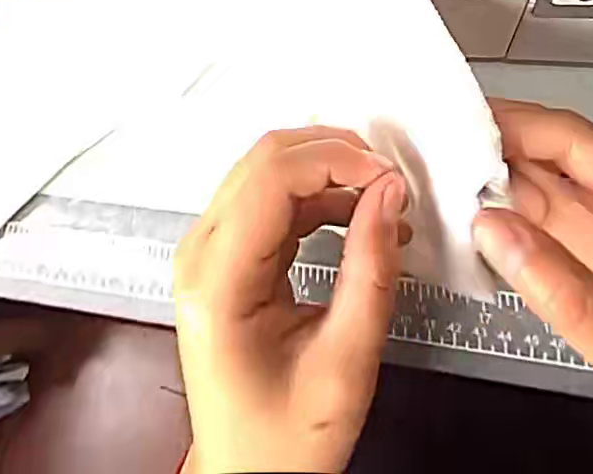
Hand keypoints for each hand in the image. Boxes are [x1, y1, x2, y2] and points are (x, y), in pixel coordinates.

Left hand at [174, 128, 407, 473]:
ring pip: (272, 167)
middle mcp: (203, 250)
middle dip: (335, 153)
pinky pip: (277, 195)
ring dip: (331, 169)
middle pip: (267, 158)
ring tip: (383, 197)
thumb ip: (371, 270)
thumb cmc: (284, 439)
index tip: (387, 177)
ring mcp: (212, 246)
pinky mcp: (230, 249)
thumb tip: (388, 192)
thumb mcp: (345, 363)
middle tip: (388, 178)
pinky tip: (360, 214)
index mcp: (218, 279)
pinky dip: (322, 193)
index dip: (336, 160)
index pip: (272, 178)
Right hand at [474, 100, 592, 473]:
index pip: (580, 144)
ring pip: (550, 196)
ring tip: (445, 179)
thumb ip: (572, 295)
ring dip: (499, 185)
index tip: (462, 123)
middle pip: (561, 160)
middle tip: (439, 147)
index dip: (520, 125)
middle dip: (501, 147)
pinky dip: (510, 228)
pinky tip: (477, 229)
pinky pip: (548, 238)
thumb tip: (493, 227)